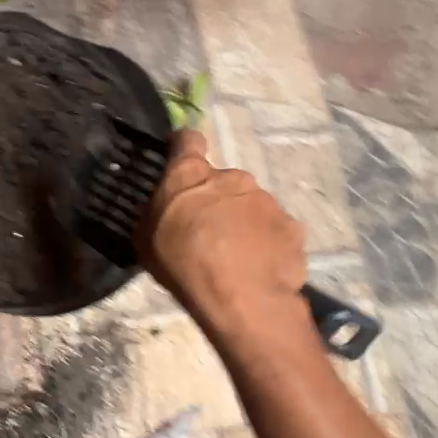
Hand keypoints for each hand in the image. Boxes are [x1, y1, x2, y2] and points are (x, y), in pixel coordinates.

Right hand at [140, 130, 307, 346]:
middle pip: (221, 180)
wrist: (240, 297)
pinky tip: (254, 264)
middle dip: (214, 197)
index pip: (188, 140)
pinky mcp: (293, 227)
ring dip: (240, 219)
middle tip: (203, 227)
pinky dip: (264, 240)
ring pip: (249, 204)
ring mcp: (267, 201)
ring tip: (231, 253)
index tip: (178, 155)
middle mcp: (232, 178)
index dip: (182, 146)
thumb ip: (154, 214)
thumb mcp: (144, 238)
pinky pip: (273, 228)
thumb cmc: (180, 261)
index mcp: (189, 175)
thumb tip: (164, 208)